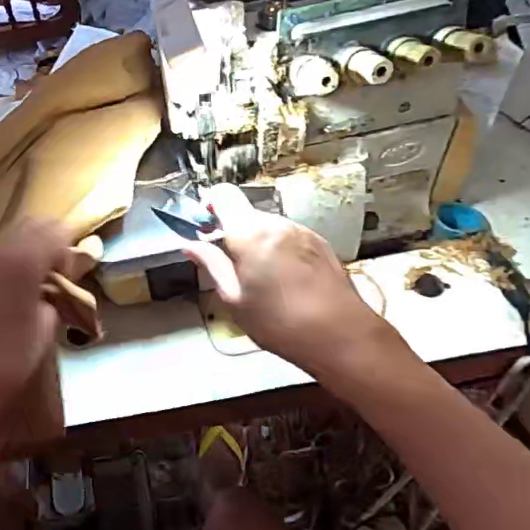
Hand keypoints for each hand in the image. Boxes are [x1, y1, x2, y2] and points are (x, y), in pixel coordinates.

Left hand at [0, 220, 68, 488]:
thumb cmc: (8, 364)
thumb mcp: (47, 328)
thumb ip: (57, 295)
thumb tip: (57, 285)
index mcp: (19, 259)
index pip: (56, 230)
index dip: (69, 249)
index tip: (73, 276)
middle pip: (28, 226)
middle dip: (45, 246)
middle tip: (54, 280)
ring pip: (1, 241)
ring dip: (19, 256)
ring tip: (24, 292)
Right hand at [180, 183, 403, 379]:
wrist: (339, 335)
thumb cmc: (280, 323)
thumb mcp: (235, 299)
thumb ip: (212, 265)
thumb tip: (190, 245)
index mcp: (249, 233)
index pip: (223, 195)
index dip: (210, 207)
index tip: (206, 230)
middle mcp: (277, 223)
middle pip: (247, 215)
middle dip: (235, 234)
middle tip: (233, 268)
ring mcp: (303, 232)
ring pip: (270, 228)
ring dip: (260, 245)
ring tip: (263, 282)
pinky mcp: (321, 244)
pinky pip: (291, 239)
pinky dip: (281, 252)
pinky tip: (287, 283)